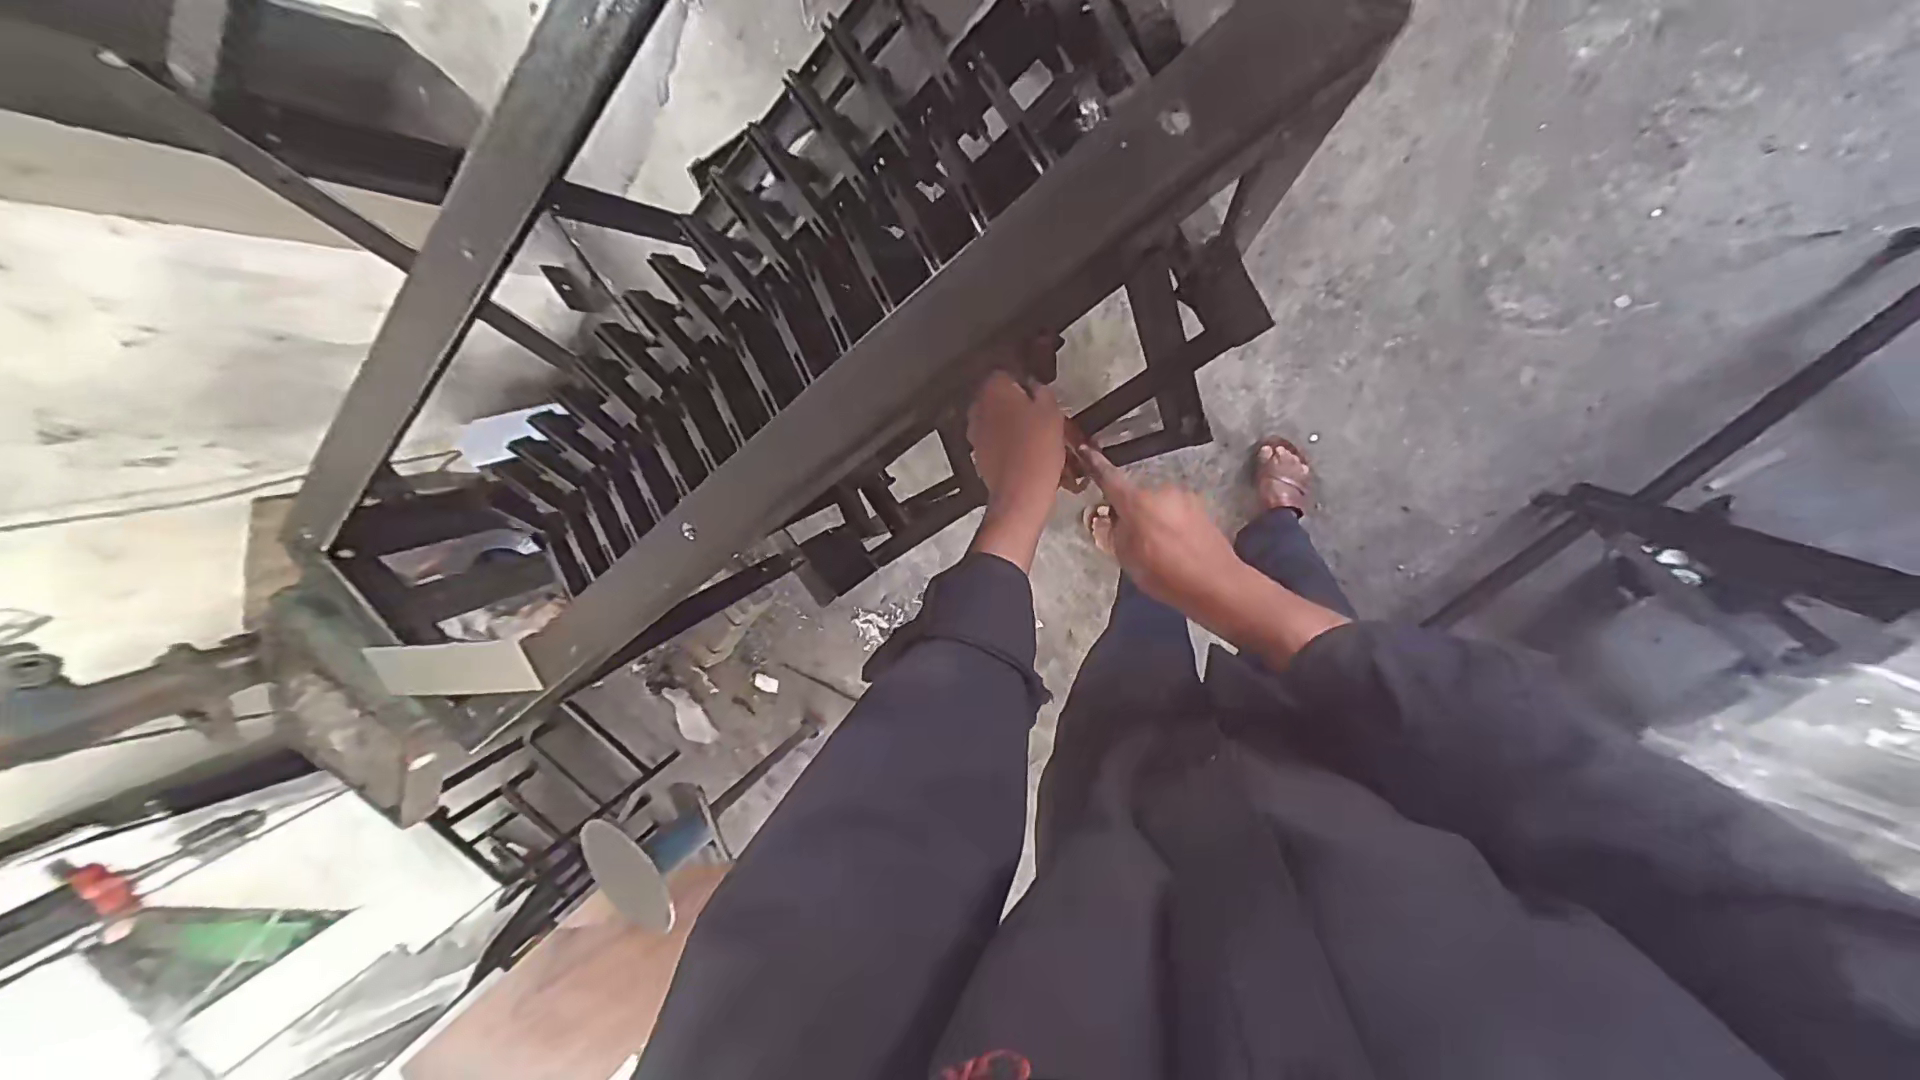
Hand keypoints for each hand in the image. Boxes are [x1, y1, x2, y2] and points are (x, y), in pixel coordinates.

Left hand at [968, 369, 1065, 514]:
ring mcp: (974, 433)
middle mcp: (977, 408)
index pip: (1006, 373)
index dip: (1024, 382)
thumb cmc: (1038, 446)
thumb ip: (1041, 391)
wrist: (1021, 490)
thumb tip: (1034, 387)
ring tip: (1035, 436)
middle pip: (997, 398)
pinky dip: (1006, 444)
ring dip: (1011, 424)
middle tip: (1039, 414)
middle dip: (1016, 404)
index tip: (1038, 393)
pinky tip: (1025, 453)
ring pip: (995, 421)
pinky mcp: (977, 455)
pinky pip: (994, 443)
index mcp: (993, 389)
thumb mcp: (1051, 411)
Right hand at [1082, 446, 1349, 665]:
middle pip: (1135, 497)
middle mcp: (1160, 490)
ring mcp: (1183, 497)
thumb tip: (1114, 517)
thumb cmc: (1164, 573)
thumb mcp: (1125, 557)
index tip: (1085, 449)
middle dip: (1131, 513)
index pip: (1108, 478)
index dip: (1094, 464)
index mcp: (1136, 501)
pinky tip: (1177, 548)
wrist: (1216, 583)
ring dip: (1153, 520)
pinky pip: (1175, 512)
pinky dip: (1171, 525)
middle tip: (1134, 541)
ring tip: (1160, 550)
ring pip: (1157, 505)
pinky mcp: (1200, 508)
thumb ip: (1115, 530)